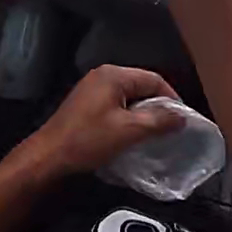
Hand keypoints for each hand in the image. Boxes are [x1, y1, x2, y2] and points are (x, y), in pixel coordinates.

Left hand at [13, 66, 186, 178]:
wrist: (48, 157)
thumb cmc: (88, 140)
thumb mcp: (128, 131)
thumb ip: (158, 121)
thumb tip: (182, 117)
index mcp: (113, 75)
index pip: (154, 79)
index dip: (172, 98)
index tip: (183, 120)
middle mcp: (103, 75)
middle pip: (141, 85)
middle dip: (157, 106)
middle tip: (171, 129)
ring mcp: (93, 88)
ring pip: (129, 96)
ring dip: (143, 113)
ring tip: (155, 134)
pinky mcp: (86, 103)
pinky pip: (116, 103)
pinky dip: (128, 116)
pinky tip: (132, 134)